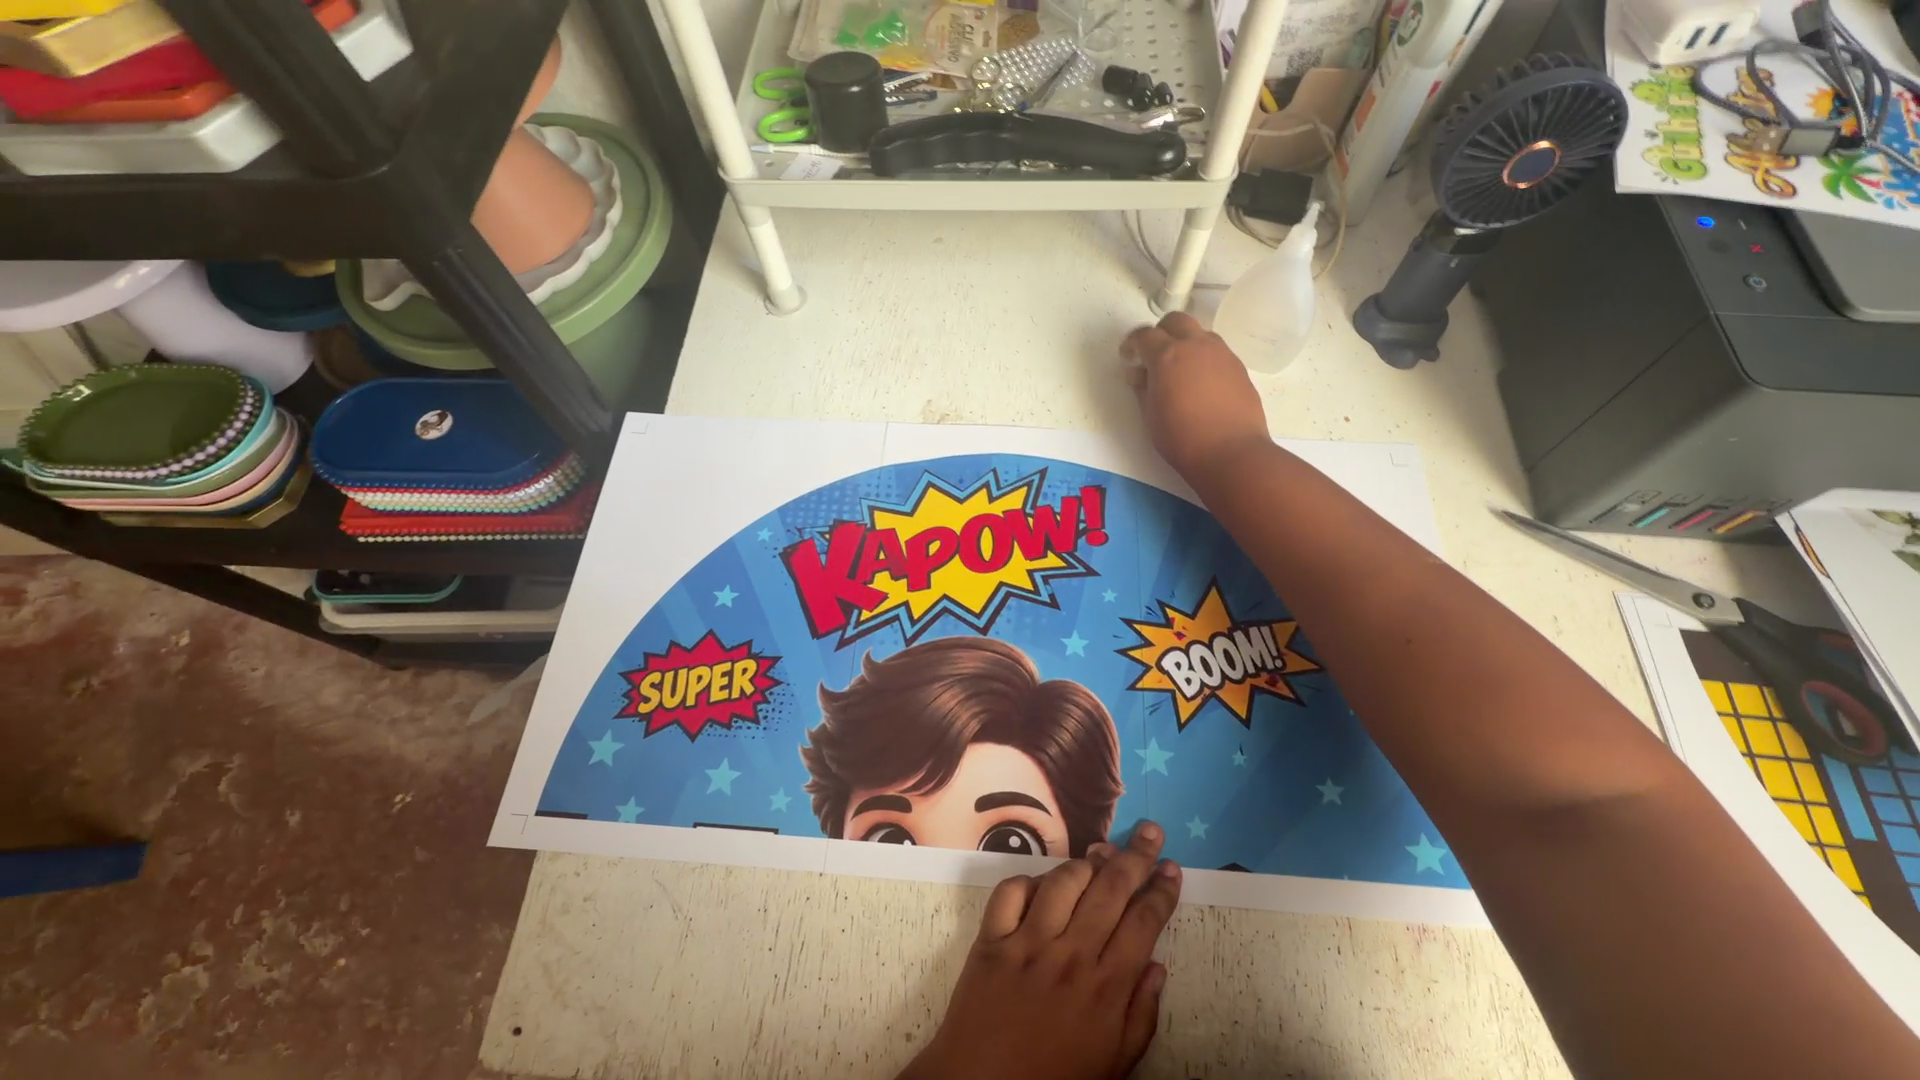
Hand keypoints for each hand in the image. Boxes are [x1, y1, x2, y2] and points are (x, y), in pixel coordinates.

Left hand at [901, 822, 1182, 1079]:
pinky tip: (1041, 884)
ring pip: (1063, 881)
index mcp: (1107, 987)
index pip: (1143, 922)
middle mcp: (1071, 955)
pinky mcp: (991, 940)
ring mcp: (1028, 943)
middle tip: (1150, 831)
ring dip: (1085, 863)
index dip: (1161, 890)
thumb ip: (1141, 1015)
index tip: (1172, 867)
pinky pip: (1010, 891)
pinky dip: (1028, 879)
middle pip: (1110, 889)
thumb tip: (1158, 966)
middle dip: (1136, 856)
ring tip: (1099, 855)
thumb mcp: (1114, 1064)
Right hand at [1123, 312, 1271, 480]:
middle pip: (1175, 321)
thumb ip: (1142, 388)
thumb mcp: (1150, 415)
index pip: (1143, 335)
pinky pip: (1217, 352)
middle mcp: (1196, 346)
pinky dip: (1204, 359)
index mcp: (1167, 356)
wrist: (1231, 452)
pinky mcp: (1239, 367)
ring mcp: (1221, 354)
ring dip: (1185, 343)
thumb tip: (1139, 373)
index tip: (1128, 358)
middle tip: (1153, 356)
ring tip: (1180, 370)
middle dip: (1161, 332)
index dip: (1131, 344)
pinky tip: (1201, 384)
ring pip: (1199, 333)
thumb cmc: (1182, 438)